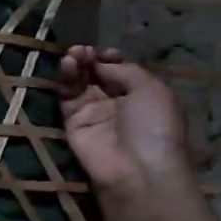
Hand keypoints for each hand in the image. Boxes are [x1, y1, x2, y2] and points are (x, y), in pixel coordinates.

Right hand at [57, 45, 196, 195]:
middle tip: (83, 50)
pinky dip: (65, 78)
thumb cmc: (154, 127)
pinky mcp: (73, 122)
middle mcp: (116, 103)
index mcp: (141, 96)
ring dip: (76, 64)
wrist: (138, 170)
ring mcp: (94, 113)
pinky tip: (67, 63)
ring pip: (79, 82)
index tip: (105, 52)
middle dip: (91, 59)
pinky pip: (66, 96)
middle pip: (97, 73)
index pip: (120, 70)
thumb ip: (124, 69)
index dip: (111, 58)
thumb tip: (100, 64)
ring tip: (73, 53)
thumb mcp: (152, 89)